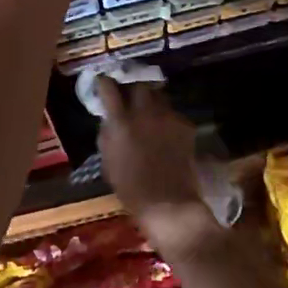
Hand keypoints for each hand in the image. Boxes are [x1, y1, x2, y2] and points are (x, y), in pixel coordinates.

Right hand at [96, 79, 224, 260]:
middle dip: (132, 86)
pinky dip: (167, 118)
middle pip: (138, 84)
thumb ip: (106, 133)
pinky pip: (173, 114)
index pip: (108, 87)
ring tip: (149, 111)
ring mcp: (167, 118)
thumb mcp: (107, 160)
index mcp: (120, 121)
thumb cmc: (131, 188)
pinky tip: (166, 131)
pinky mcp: (185, 127)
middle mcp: (144, 113)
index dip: (104, 82)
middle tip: (129, 96)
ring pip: (159, 95)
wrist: (169, 205)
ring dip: (151, 100)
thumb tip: (108, 118)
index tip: (102, 83)